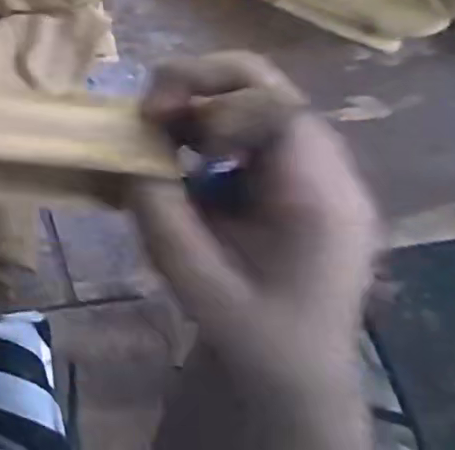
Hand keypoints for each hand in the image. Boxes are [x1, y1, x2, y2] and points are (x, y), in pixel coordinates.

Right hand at [128, 52, 380, 401]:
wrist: (293, 374)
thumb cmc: (249, 332)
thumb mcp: (191, 274)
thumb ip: (157, 204)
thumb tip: (129, 146)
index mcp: (319, 197)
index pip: (275, 104)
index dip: (209, 99)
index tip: (158, 124)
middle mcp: (325, 168)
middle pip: (262, 82)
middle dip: (194, 80)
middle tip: (150, 112)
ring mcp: (311, 165)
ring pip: (250, 89)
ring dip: (194, 97)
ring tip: (158, 130)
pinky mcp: (290, 168)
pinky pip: (244, 115)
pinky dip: (201, 117)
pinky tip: (180, 149)